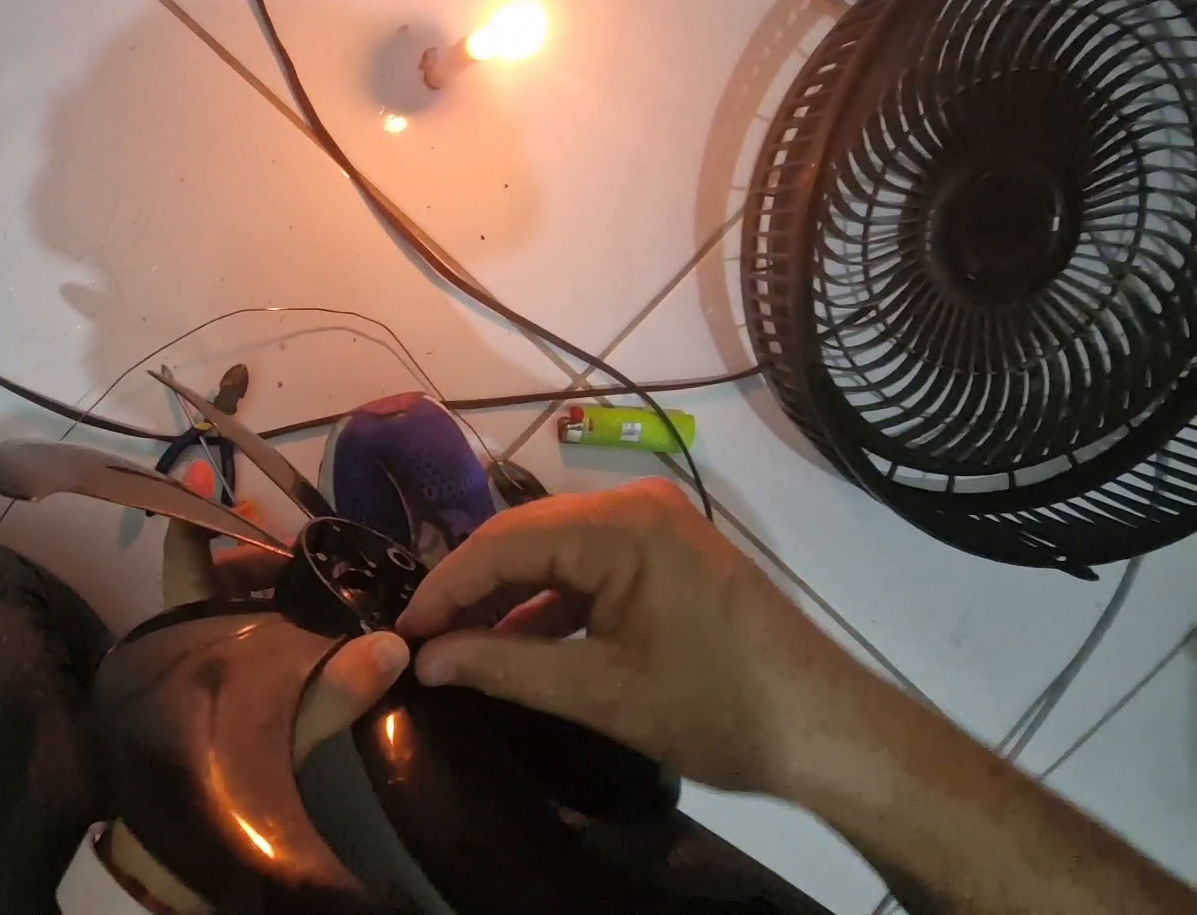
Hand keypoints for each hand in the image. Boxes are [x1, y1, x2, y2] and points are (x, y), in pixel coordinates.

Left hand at [160, 473, 408, 759]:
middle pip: (219, 575)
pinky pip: (255, 629)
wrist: (192, 847)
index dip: (192, 516)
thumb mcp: (286, 736)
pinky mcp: (230, 677)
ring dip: (275, 584)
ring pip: (238, 601)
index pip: (184, 562)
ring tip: (326, 582)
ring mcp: (211, 656)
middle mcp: (195, 635)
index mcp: (190, 635)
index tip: (204, 471)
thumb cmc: (224, 782)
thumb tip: (391, 644)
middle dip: (260, 553)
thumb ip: (333, 692)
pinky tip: (323, 618)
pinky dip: (283, 614)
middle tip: (309, 553)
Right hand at [395, 477, 870, 796]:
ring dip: (505, 594)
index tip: (406, 628)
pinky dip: (545, 599)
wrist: (837, 738)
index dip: (447, 587)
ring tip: (459, 638)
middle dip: (470, 588)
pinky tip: (515, 638)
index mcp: (621, 525)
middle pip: (522, 537)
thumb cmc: (722, 710)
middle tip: (426, 635)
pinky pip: (580, 563)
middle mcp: (631, 504)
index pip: (504, 543)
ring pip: (547, 549)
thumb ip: (503, 667)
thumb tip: (424, 661)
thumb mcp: (602, 694)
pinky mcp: (657, 548)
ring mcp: (648, 522)